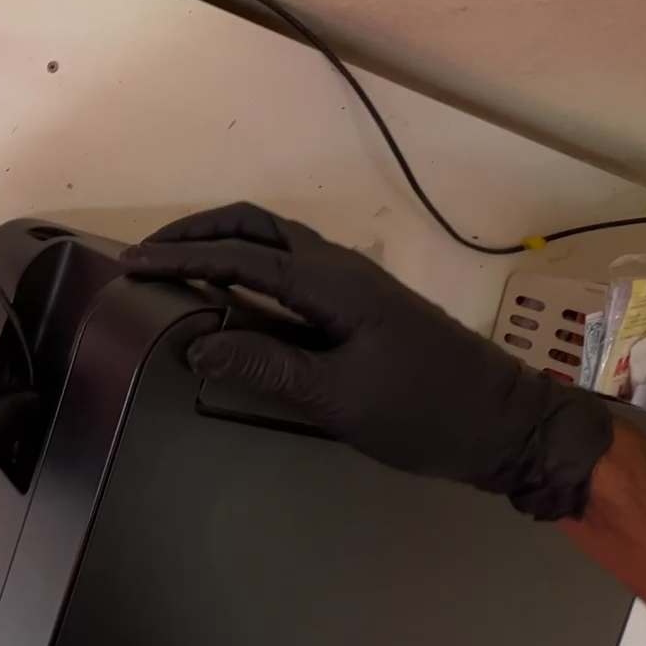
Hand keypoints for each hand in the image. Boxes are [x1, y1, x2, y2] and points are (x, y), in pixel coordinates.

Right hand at [123, 203, 612, 520]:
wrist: (513, 424)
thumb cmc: (428, 412)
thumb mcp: (341, 398)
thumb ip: (266, 366)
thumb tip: (193, 347)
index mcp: (330, 282)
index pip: (239, 256)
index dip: (181, 257)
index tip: (132, 263)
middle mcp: (335, 264)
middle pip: (252, 222)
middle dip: (194, 230)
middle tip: (148, 252)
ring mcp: (347, 275)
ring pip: (269, 232)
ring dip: (218, 237)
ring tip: (176, 259)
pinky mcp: (353, 293)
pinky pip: (284, 255)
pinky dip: (242, 254)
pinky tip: (229, 282)